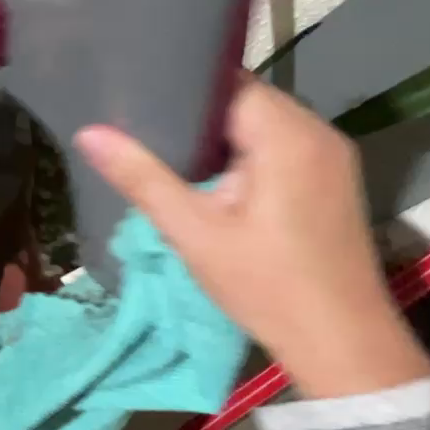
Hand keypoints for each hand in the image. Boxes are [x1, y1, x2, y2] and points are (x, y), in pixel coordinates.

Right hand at [74, 77, 429, 398]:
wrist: (342, 345)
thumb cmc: (266, 285)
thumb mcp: (192, 232)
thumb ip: (141, 177)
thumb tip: (88, 133)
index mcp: (288, 136)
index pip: (227, 83)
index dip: (179, 84)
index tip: (133, 89)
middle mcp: (318, 134)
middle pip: (244, 99)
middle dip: (191, 110)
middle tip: (134, 120)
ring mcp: (330, 157)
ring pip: (259, 123)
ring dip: (214, 133)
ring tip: (158, 142)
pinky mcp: (330, 180)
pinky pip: (275, 145)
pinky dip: (238, 150)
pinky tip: (202, 173)